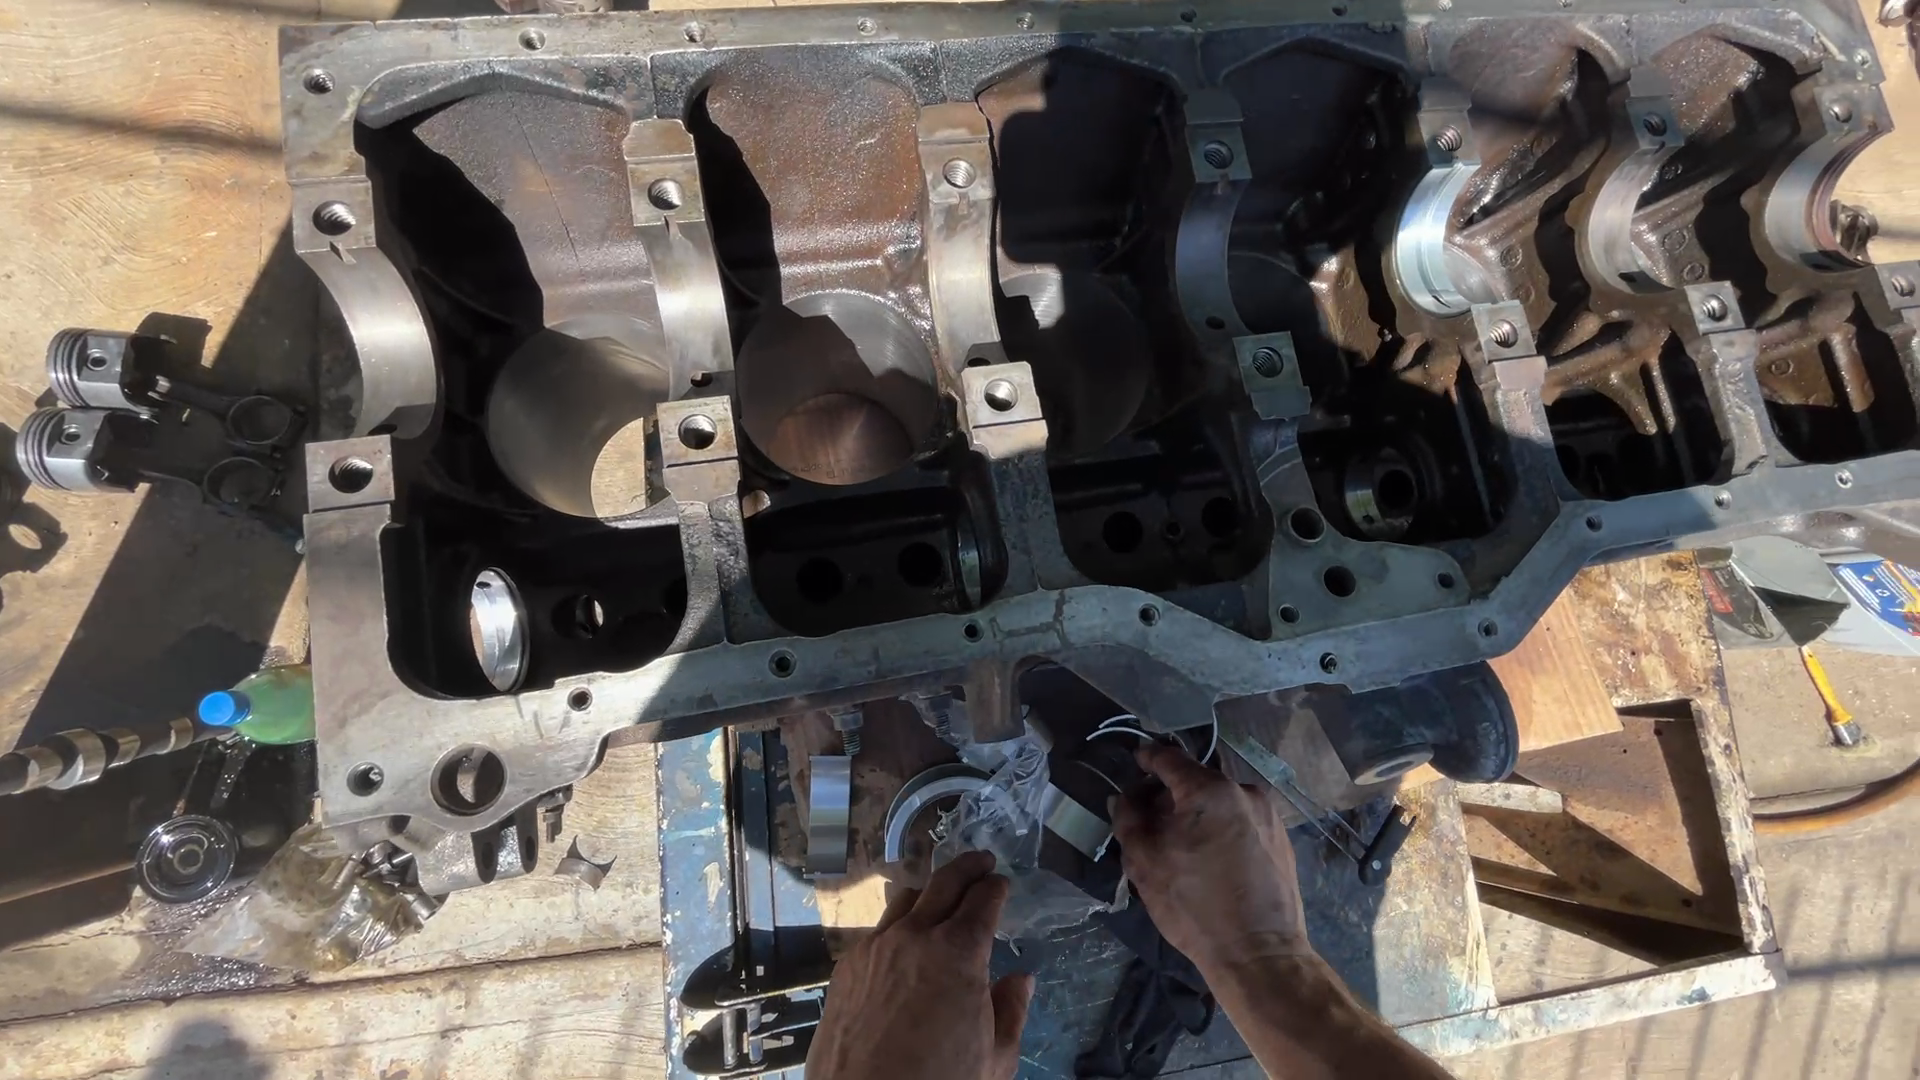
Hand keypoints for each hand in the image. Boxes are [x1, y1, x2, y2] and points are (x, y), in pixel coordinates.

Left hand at [807, 850, 1034, 1079]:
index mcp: (959, 952)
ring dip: (929, 892)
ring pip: (907, 897)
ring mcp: (877, 945)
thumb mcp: (994, 1061)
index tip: (1002, 884)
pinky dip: (899, 926)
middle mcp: (917, 935)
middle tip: (982, 862)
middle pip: (946, 881)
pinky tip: (904, 945)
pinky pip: (879, 929)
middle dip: (969, 867)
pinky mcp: (849, 963)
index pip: (984, 898)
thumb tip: (1022, 978)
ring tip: (940, 900)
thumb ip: (1011, 1012)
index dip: (996, 888)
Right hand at [1109, 742, 1312, 971]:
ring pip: (1221, 801)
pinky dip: (1221, 828)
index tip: (1135, 761)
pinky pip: (1241, 821)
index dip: (1147, 757)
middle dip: (1171, 793)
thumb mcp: (1144, 860)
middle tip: (1151, 816)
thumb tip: (1125, 797)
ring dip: (1198, 812)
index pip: (1169, 758)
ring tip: (1182, 842)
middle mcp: (1244, 792)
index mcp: (1209, 789)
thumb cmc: (1194, 904)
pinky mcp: (1282, 841)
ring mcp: (1268, 816)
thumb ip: (1127, 818)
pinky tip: (1211, 858)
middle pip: (1196, 780)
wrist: (1259, 955)